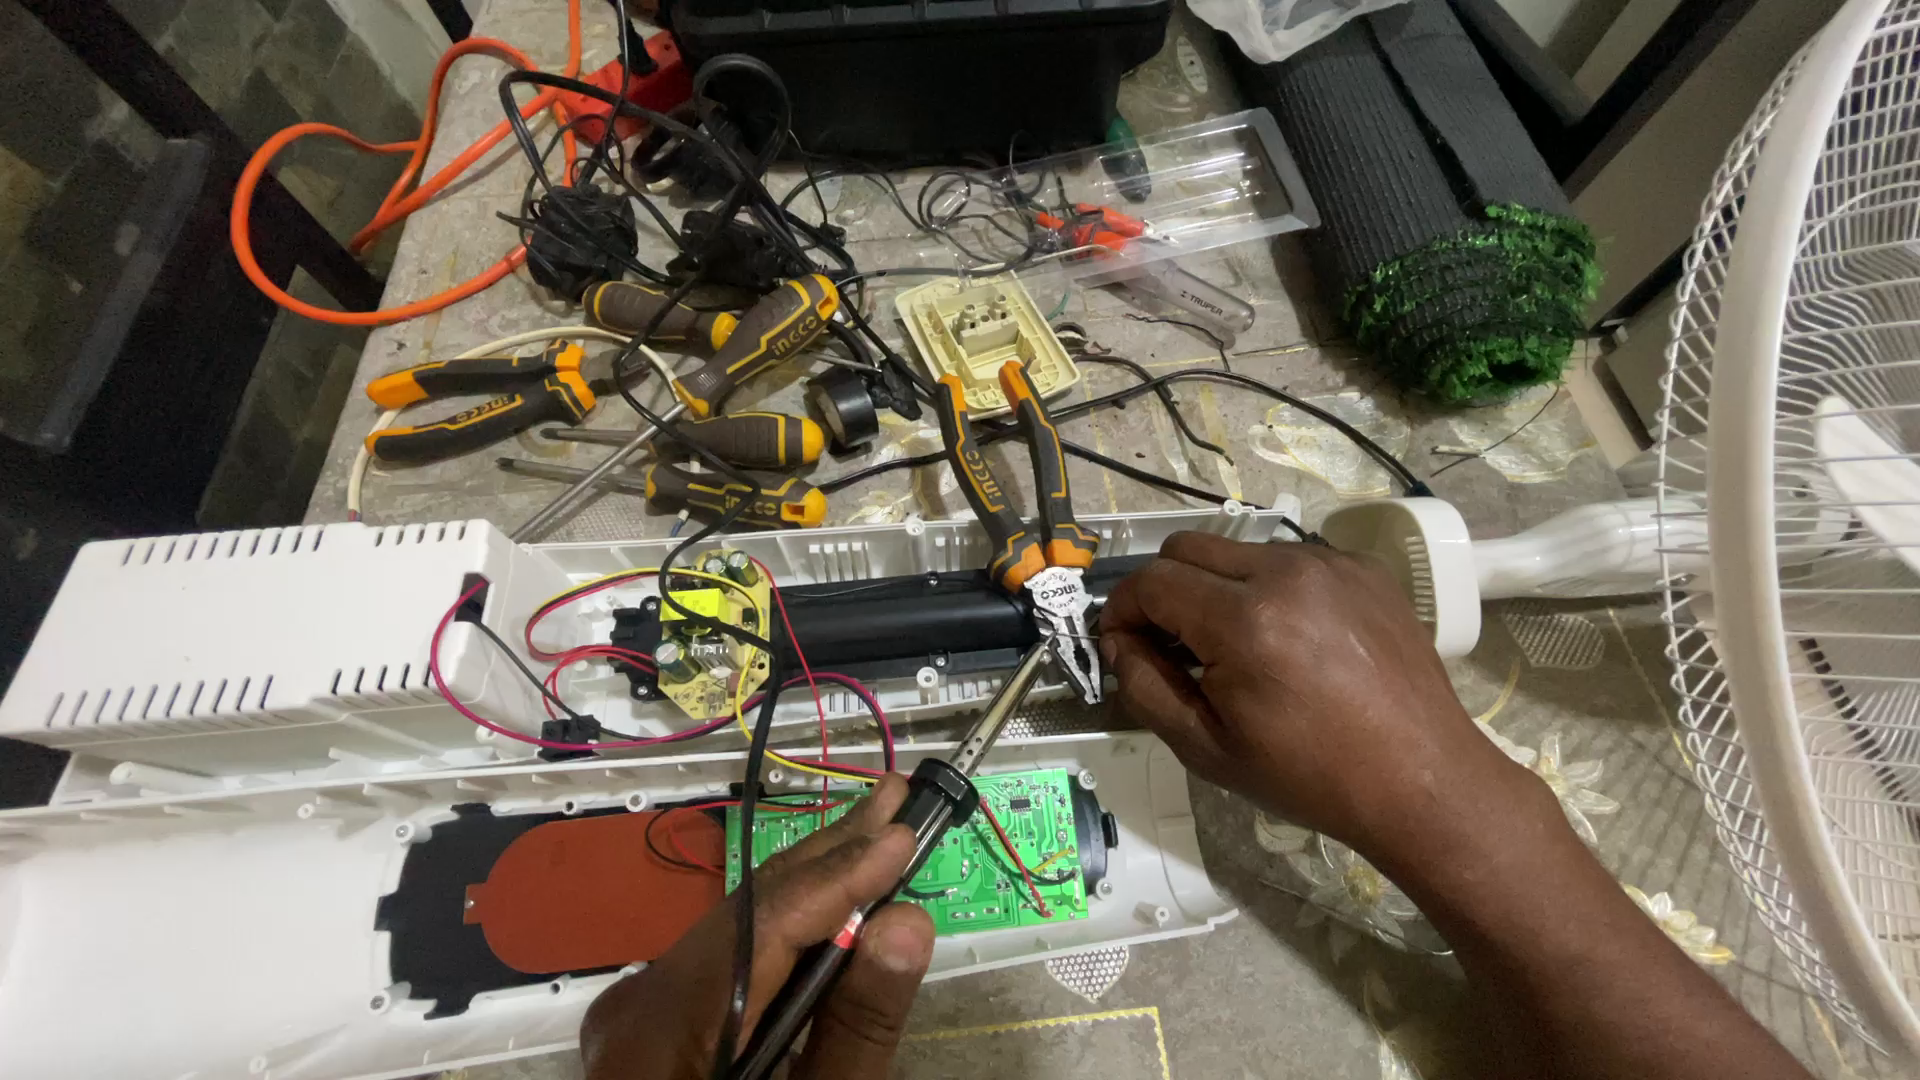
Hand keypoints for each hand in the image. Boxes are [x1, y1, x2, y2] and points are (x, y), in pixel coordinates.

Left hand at [580, 774, 935, 1079]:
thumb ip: (856, 1031)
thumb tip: (906, 922)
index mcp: (662, 1032)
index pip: (764, 923)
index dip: (841, 873)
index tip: (904, 830)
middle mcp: (639, 1002)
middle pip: (750, 906)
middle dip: (834, 849)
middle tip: (898, 796)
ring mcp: (641, 1010)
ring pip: (742, 920)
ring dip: (817, 875)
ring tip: (877, 829)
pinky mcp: (658, 1020)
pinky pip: (733, 951)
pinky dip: (790, 920)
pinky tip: (832, 894)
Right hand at [1099, 532, 1532, 862]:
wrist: (1423, 782)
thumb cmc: (1307, 776)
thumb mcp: (1204, 747)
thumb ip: (1143, 685)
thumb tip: (1116, 640)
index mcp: (1244, 622)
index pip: (1151, 581)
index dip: (1121, 608)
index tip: (1120, 641)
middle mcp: (1286, 573)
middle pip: (1185, 547)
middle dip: (1160, 588)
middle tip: (1170, 640)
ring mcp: (1331, 563)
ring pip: (1234, 548)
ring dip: (1212, 585)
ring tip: (1230, 640)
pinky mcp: (1363, 567)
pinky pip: (1286, 557)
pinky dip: (1264, 585)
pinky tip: (1284, 634)